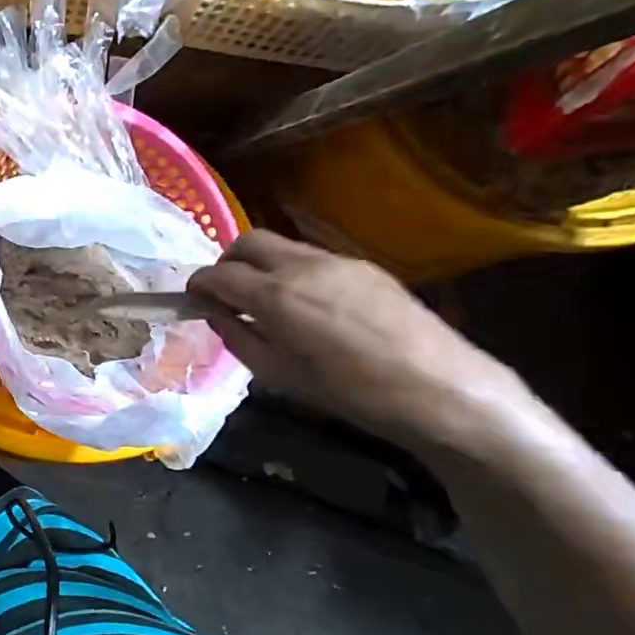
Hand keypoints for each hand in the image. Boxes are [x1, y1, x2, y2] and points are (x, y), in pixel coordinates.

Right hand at [185, 230, 536, 452]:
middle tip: (225, 293)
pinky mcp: (365, 267)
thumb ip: (237, 336)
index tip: (194, 301)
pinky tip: (305, 305)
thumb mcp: (277, 373)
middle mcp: (303, 266)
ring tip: (265, 301)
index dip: (198, 286)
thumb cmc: (349, 392)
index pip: (218, 274)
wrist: (440, 390)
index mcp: (276, 295)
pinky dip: (291, 271)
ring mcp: (337, 261)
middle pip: (247, 242)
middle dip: (226, 263)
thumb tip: (216, 313)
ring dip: (260, 265)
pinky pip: (311, 258)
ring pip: (281, 246)